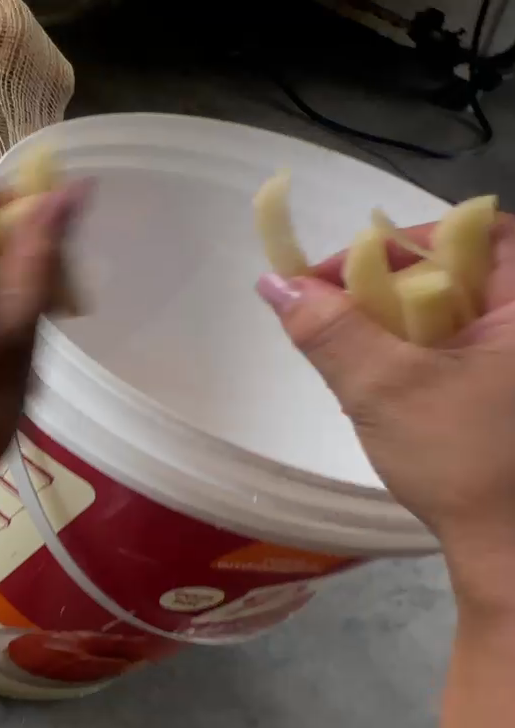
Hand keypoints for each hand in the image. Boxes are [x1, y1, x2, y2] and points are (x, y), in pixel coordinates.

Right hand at [257, 218, 514, 615]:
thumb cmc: (465, 458)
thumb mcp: (384, 388)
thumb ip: (329, 330)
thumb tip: (273, 285)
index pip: (470, 232)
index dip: (392, 246)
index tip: (325, 281)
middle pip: (462, 265)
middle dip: (386, 287)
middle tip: (330, 321)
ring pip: (456, 304)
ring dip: (395, 321)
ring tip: (356, 357)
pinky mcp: (508, 376)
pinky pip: (463, 337)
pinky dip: (416, 347)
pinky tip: (390, 380)